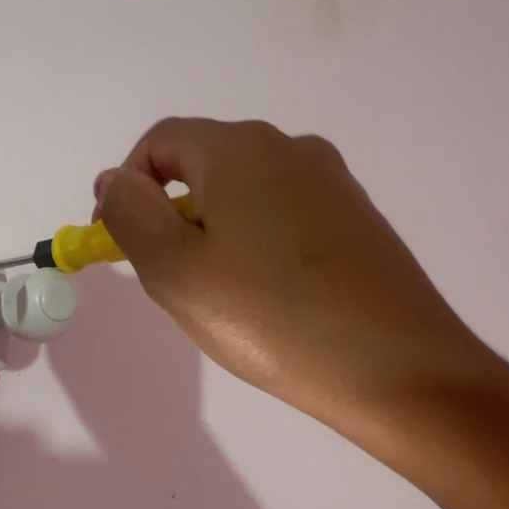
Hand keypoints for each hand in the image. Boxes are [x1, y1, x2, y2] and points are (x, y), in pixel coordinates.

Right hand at [95, 117, 501, 427]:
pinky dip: (252, 246)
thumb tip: (114, 180)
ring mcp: (330, 183)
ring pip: (241, 195)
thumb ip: (130, 215)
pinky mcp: (355, 219)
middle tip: (171, 282)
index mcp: (240, 149)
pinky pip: (280, 217)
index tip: (119, 244)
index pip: (159, 141)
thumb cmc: (267, 316)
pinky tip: (265, 299)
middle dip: (169, 216)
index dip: (124, 186)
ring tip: (219, 299)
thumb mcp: (173, 269)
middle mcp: (290, 148)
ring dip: (210, 234)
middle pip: (202, 165)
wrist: (394, 366)